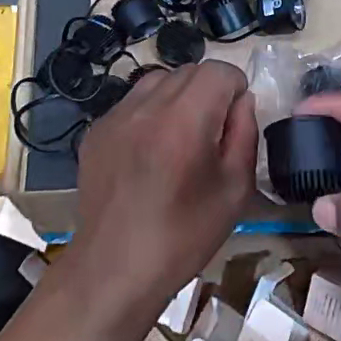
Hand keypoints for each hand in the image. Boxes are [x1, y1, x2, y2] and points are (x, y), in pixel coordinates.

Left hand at [66, 62, 257, 321]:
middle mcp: (146, 107)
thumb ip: (245, 134)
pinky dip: (149, 114)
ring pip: (158, 81)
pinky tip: (150, 152)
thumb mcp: (235, 189)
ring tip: (180, 138)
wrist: (114, 269)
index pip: (219, 71)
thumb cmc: (184, 235)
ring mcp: (115, 116)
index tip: (236, 120)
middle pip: (189, 71)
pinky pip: (132, 103)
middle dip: (209, 91)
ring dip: (178, 97)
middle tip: (212, 132)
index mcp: (185, 120)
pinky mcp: (96, 131)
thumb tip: (242, 102)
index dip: (236, 89)